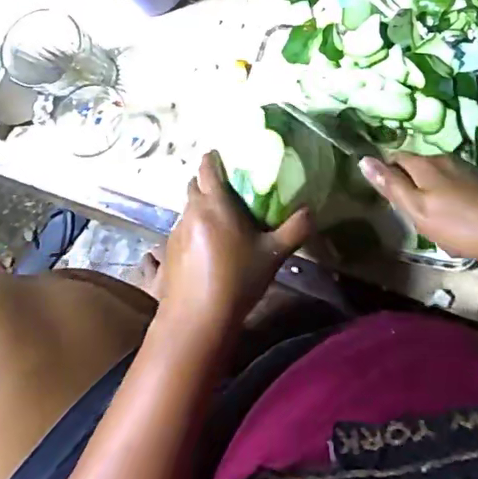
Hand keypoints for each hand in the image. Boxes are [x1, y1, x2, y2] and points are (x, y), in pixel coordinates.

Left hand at [160, 152, 312, 329]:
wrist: (198, 320)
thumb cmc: (238, 280)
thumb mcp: (273, 255)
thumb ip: (295, 229)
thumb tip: (311, 210)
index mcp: (214, 204)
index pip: (208, 167)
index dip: (214, 159)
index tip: (223, 158)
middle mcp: (191, 212)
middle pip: (193, 186)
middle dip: (206, 184)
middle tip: (227, 193)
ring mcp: (175, 233)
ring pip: (186, 210)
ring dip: (198, 210)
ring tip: (218, 225)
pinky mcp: (166, 254)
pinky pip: (179, 232)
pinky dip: (190, 233)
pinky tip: (203, 251)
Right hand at [359, 153, 477, 264]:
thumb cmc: (461, 224)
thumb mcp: (418, 209)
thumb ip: (391, 186)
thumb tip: (363, 160)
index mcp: (425, 164)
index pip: (396, 158)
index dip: (386, 172)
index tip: (385, 193)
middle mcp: (445, 159)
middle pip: (418, 166)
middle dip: (410, 181)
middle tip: (408, 209)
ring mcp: (469, 169)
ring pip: (440, 175)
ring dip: (432, 190)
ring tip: (433, 215)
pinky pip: (459, 184)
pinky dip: (452, 196)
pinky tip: (459, 217)